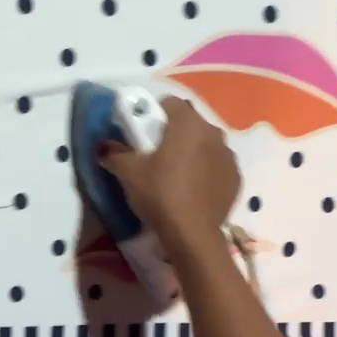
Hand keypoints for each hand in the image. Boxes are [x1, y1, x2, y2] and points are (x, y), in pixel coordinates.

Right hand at [98, 96, 240, 250]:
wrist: (192, 233)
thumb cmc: (160, 194)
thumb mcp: (129, 174)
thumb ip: (114, 154)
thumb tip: (102, 146)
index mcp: (187, 123)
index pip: (170, 104)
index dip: (154, 115)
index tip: (144, 135)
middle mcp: (213, 132)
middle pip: (190, 125)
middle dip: (175, 136)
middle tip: (157, 159)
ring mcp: (228, 156)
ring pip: (206, 147)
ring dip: (193, 155)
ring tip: (177, 179)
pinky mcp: (235, 179)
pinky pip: (217, 168)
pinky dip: (207, 174)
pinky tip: (193, 193)